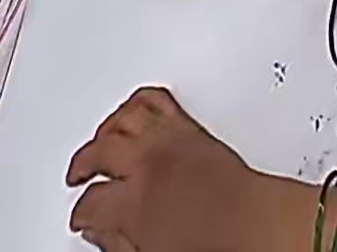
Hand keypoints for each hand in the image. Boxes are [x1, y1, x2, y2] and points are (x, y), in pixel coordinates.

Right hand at [66, 87, 309, 251]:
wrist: (259, 224)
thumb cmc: (217, 246)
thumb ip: (120, 243)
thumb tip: (100, 233)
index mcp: (135, 201)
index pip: (90, 201)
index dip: (80, 212)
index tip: (81, 216)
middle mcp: (149, 160)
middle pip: (101, 149)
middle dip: (83, 162)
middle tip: (78, 174)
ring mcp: (169, 136)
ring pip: (125, 116)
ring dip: (108, 127)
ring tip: (100, 139)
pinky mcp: (189, 123)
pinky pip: (157, 99)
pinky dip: (140, 100)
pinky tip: (134, 108)